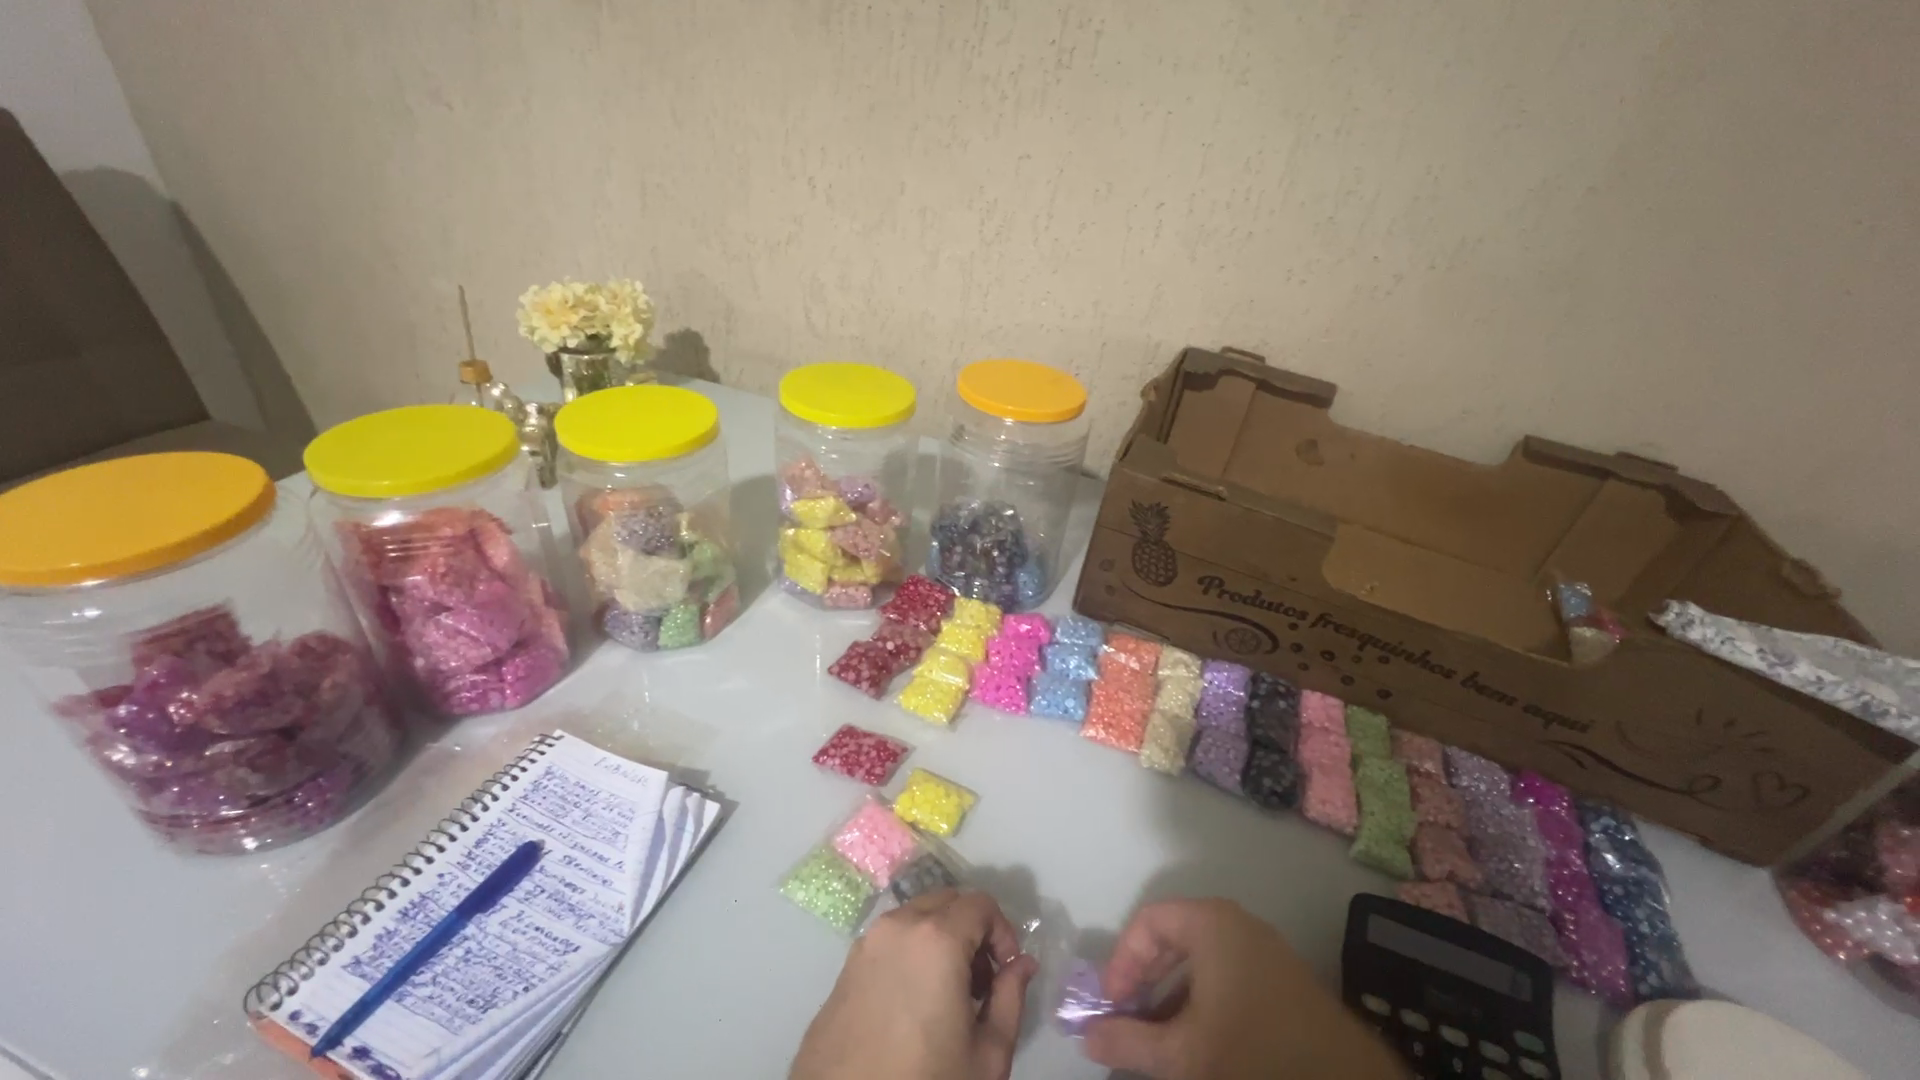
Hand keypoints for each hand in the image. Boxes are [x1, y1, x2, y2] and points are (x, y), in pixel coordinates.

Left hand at [790, 888, 1039, 1079]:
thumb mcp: (987, 1054)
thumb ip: (1011, 999)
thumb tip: (1022, 964)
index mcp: (936, 938)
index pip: (981, 904)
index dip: (1003, 932)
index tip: (1006, 973)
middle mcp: (898, 926)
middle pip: (948, 902)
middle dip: (973, 931)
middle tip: (982, 983)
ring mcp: (867, 942)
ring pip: (917, 916)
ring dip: (942, 938)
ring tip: (950, 994)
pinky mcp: (847, 964)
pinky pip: (891, 938)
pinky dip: (913, 950)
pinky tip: (916, 1001)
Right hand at [1084, 898, 1401, 1079]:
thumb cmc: (1255, 1056)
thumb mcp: (1182, 1055)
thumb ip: (1128, 1042)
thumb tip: (1087, 1036)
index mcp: (1212, 925)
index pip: (1149, 922)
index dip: (1122, 961)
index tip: (1112, 1005)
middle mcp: (1239, 926)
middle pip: (1173, 938)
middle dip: (1144, 979)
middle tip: (1128, 1019)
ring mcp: (1267, 953)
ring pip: (1201, 961)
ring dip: (1171, 996)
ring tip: (1158, 1039)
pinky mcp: (1286, 983)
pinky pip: (1228, 976)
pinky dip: (1202, 1002)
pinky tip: (1198, 1043)